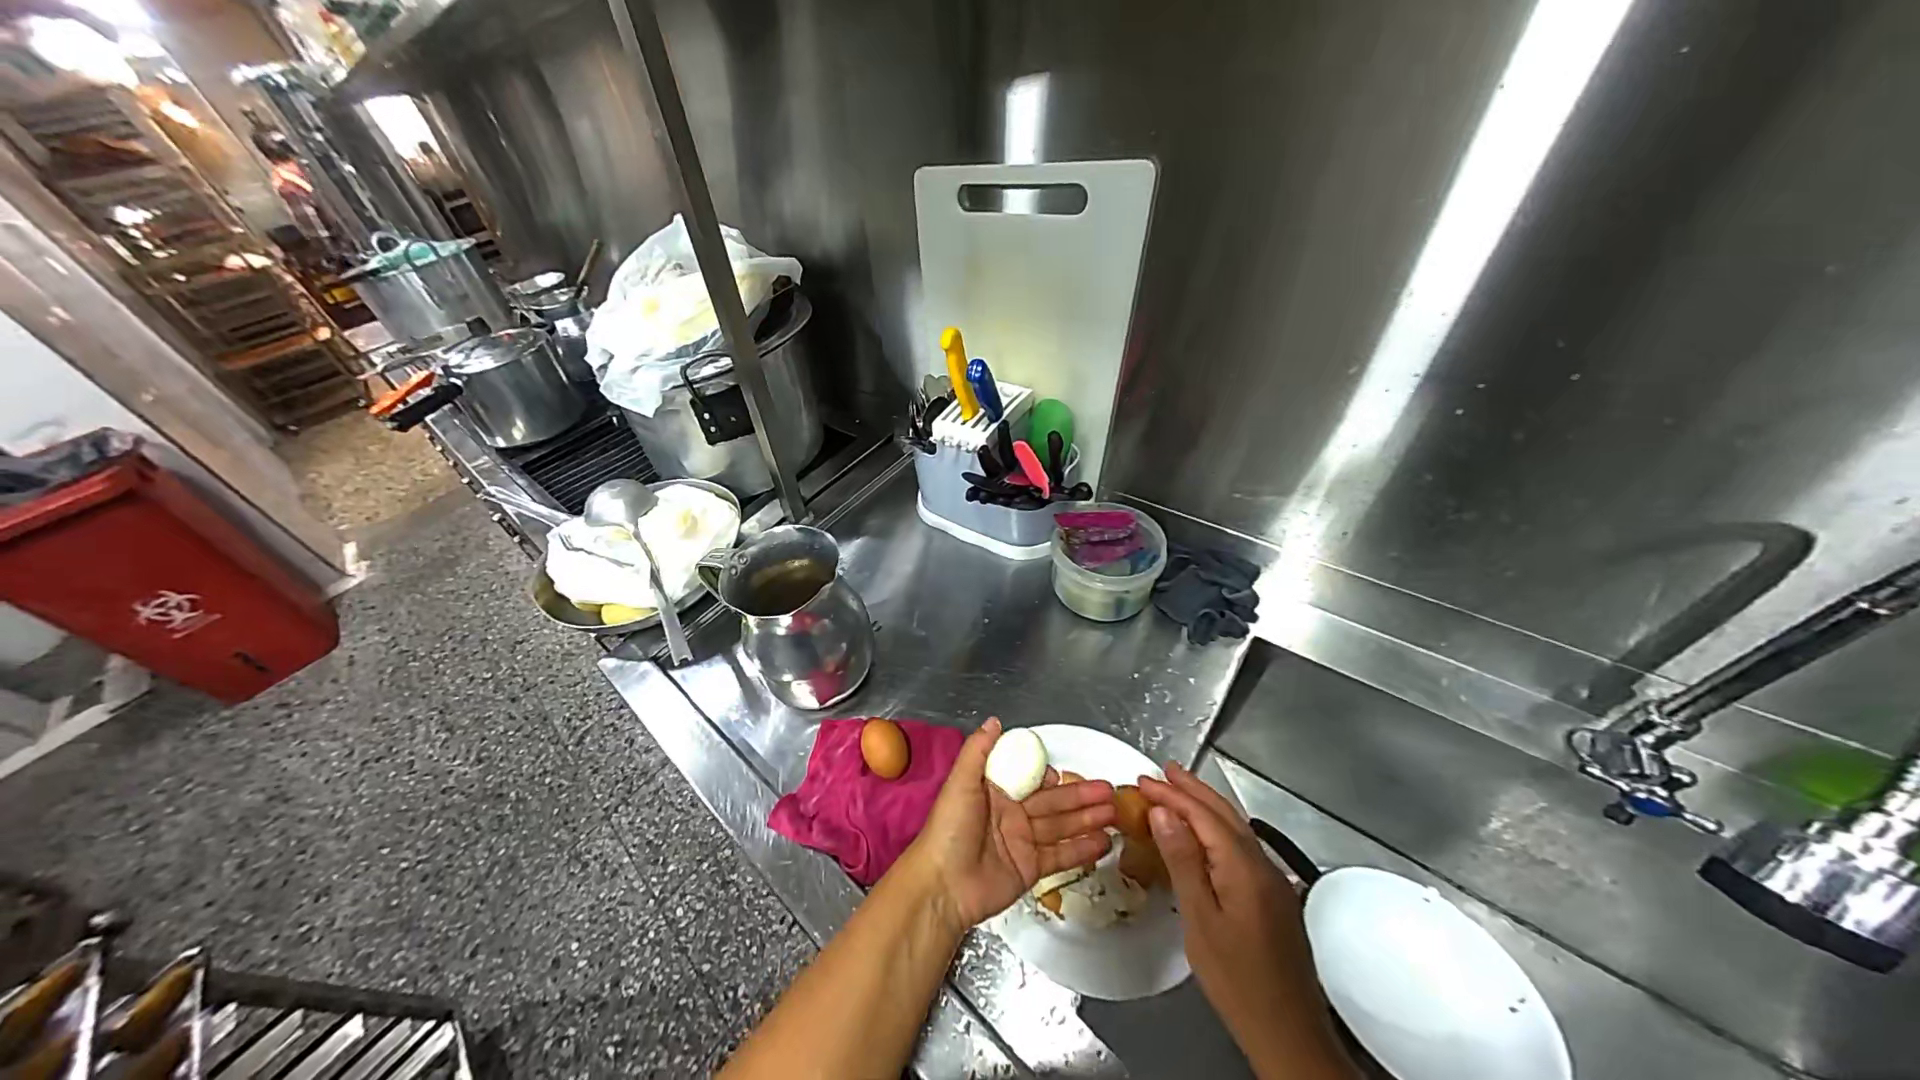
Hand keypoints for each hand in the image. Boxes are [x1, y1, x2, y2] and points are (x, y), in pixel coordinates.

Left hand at [903, 717, 1115, 930]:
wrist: (943, 886)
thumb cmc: (949, 829)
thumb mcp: (960, 783)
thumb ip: (979, 751)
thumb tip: (995, 720)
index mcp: (995, 791)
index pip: (1031, 779)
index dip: (1053, 776)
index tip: (1074, 772)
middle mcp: (1011, 814)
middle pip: (1053, 802)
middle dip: (1081, 796)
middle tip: (1110, 792)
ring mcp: (1022, 842)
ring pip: (1061, 826)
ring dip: (1087, 820)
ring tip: (1114, 815)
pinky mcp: (1030, 869)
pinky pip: (1060, 856)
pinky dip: (1082, 849)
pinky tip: (1103, 842)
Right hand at [1139, 764, 1357, 1079]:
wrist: (1288, 1034)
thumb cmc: (1237, 981)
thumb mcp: (1200, 920)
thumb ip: (1183, 862)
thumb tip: (1164, 813)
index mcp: (1244, 868)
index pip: (1204, 816)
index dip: (1173, 795)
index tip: (1144, 780)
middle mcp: (1264, 866)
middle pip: (1225, 814)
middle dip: (1192, 789)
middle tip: (1163, 771)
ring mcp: (1273, 881)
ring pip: (1236, 828)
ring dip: (1206, 805)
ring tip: (1179, 790)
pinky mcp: (1274, 897)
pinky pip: (1242, 846)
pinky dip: (1217, 828)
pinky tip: (1204, 833)